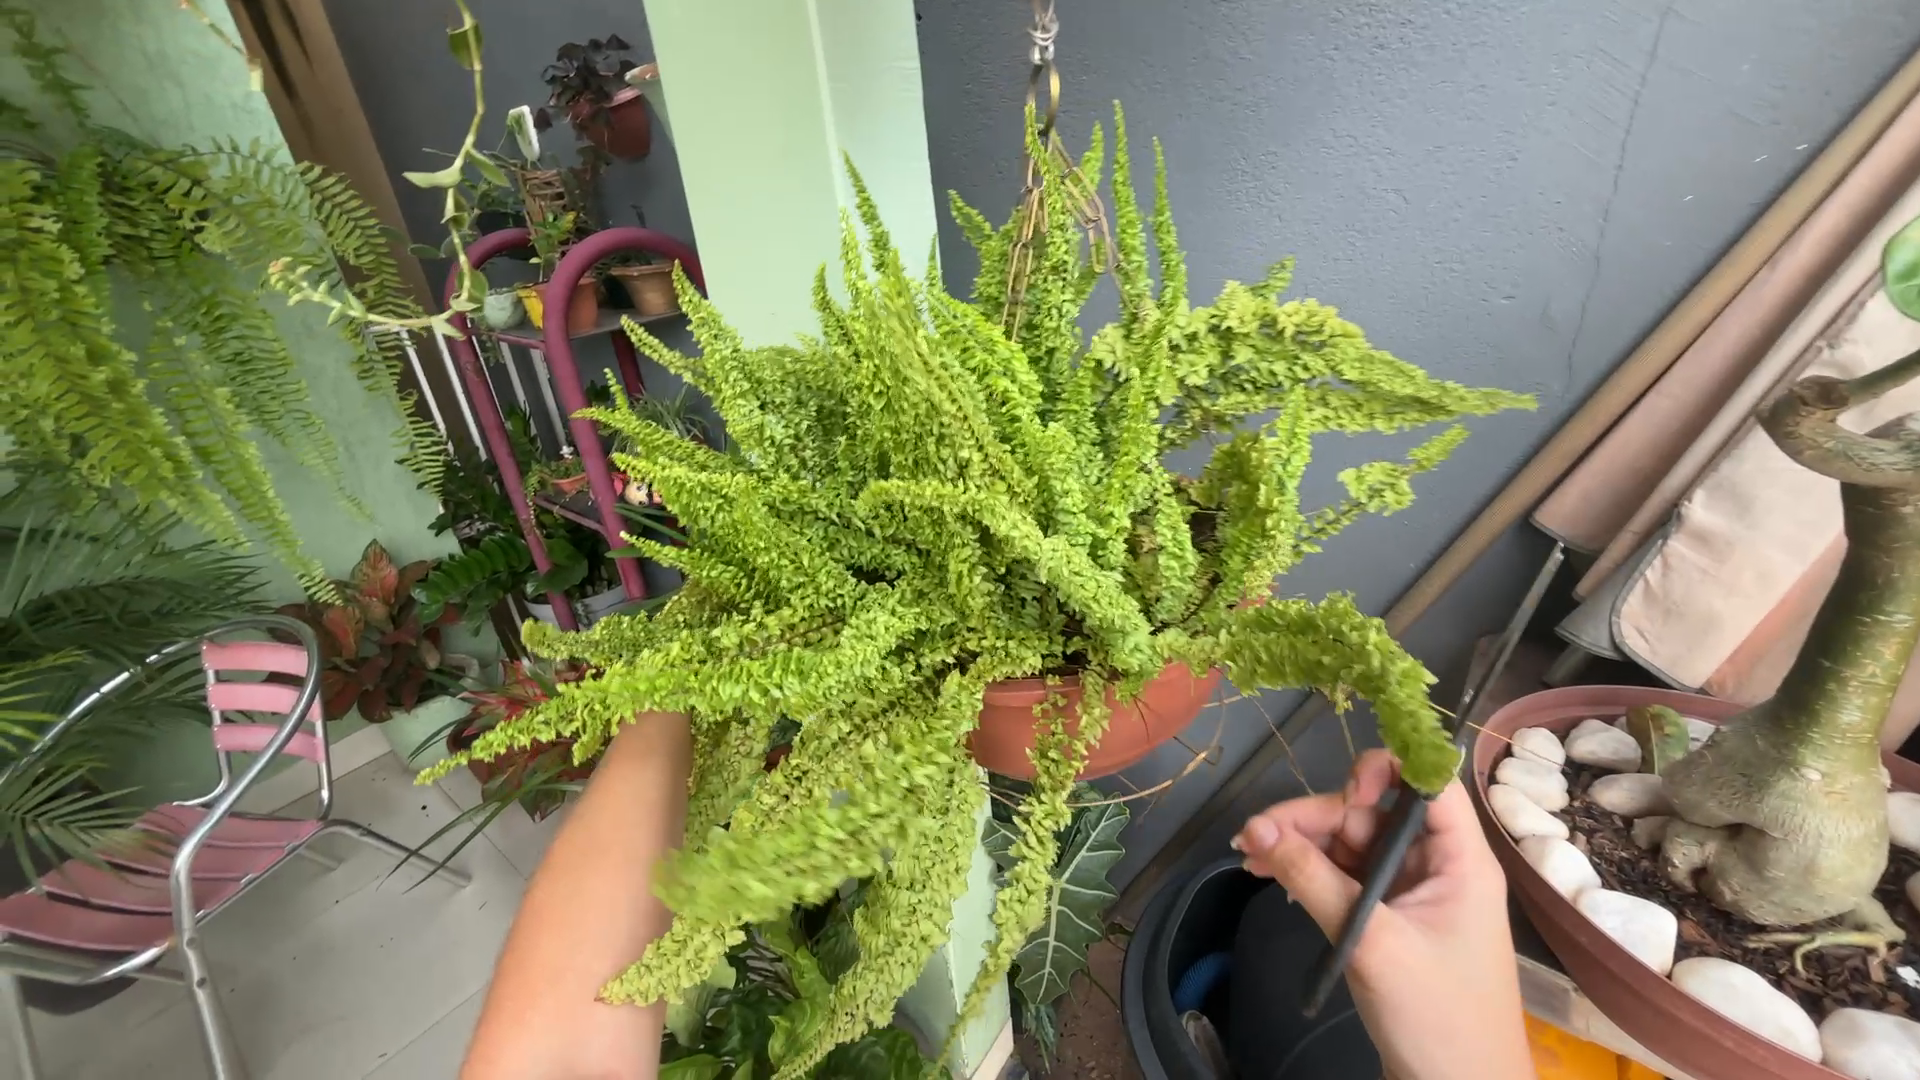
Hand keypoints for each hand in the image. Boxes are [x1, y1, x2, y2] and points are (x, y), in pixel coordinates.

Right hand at [1233, 749, 1533, 1079]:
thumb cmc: (1436, 1018)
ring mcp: (1405, 887)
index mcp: (1457, 860)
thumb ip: (1312, 878)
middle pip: (1368, 810)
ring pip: (1345, 838)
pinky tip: (1265, 870)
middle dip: (1311, 817)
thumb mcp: (1370, 941)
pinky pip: (1337, 870)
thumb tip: (1254, 828)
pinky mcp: (1382, 911)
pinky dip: (1302, 866)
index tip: (1342, 792)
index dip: (1386, 771)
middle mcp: (1431, 863)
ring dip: (1296, 841)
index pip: (1429, 784)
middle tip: (1253, 835)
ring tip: (1248, 854)